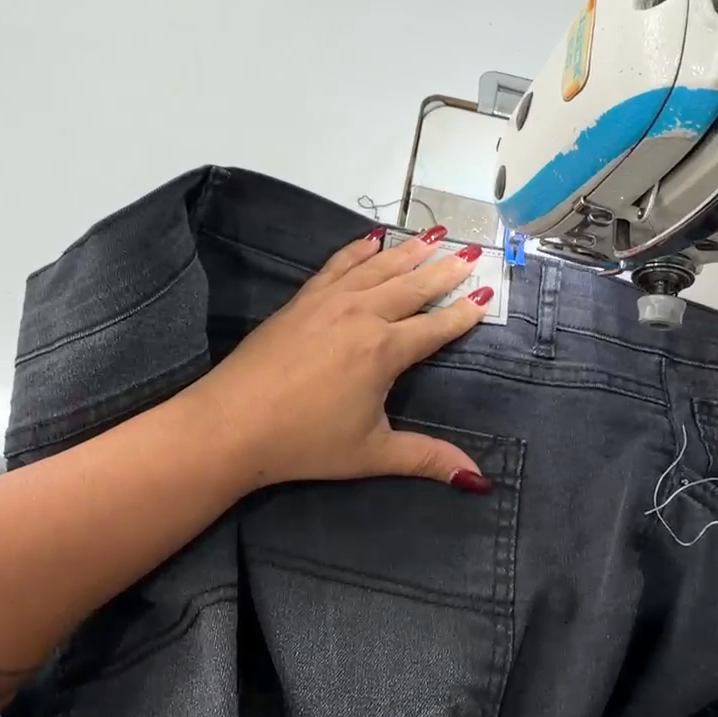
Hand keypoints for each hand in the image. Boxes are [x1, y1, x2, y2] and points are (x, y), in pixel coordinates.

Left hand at [175, 225, 496, 493]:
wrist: (231, 423)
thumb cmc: (305, 442)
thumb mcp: (372, 453)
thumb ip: (426, 458)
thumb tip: (478, 481)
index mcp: (384, 350)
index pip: (435, 327)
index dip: (463, 313)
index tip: (486, 295)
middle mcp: (362, 315)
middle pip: (412, 287)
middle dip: (445, 271)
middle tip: (470, 252)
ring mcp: (329, 301)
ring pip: (378, 268)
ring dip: (410, 251)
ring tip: (435, 235)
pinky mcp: (302, 299)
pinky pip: (337, 264)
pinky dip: (358, 250)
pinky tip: (372, 239)